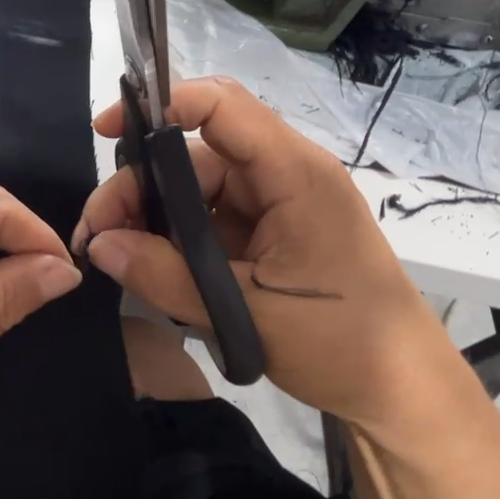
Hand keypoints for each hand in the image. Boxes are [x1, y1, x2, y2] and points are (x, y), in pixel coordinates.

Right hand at [78, 77, 464, 434]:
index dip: (161, 103)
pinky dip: (173, 236)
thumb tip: (98, 245)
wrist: (402, 395)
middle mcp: (283, 175)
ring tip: (115, 253)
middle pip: (193, 153)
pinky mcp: (266, 231)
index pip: (222, 106)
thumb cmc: (342, 344)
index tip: (107, 130)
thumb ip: (164, 274)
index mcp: (294, 174)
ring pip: (192, 187)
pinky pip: (206, 217)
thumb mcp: (245, 312)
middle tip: (97, 234)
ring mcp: (274, 204)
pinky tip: (147, 264)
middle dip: (139, 186)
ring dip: (150, 215)